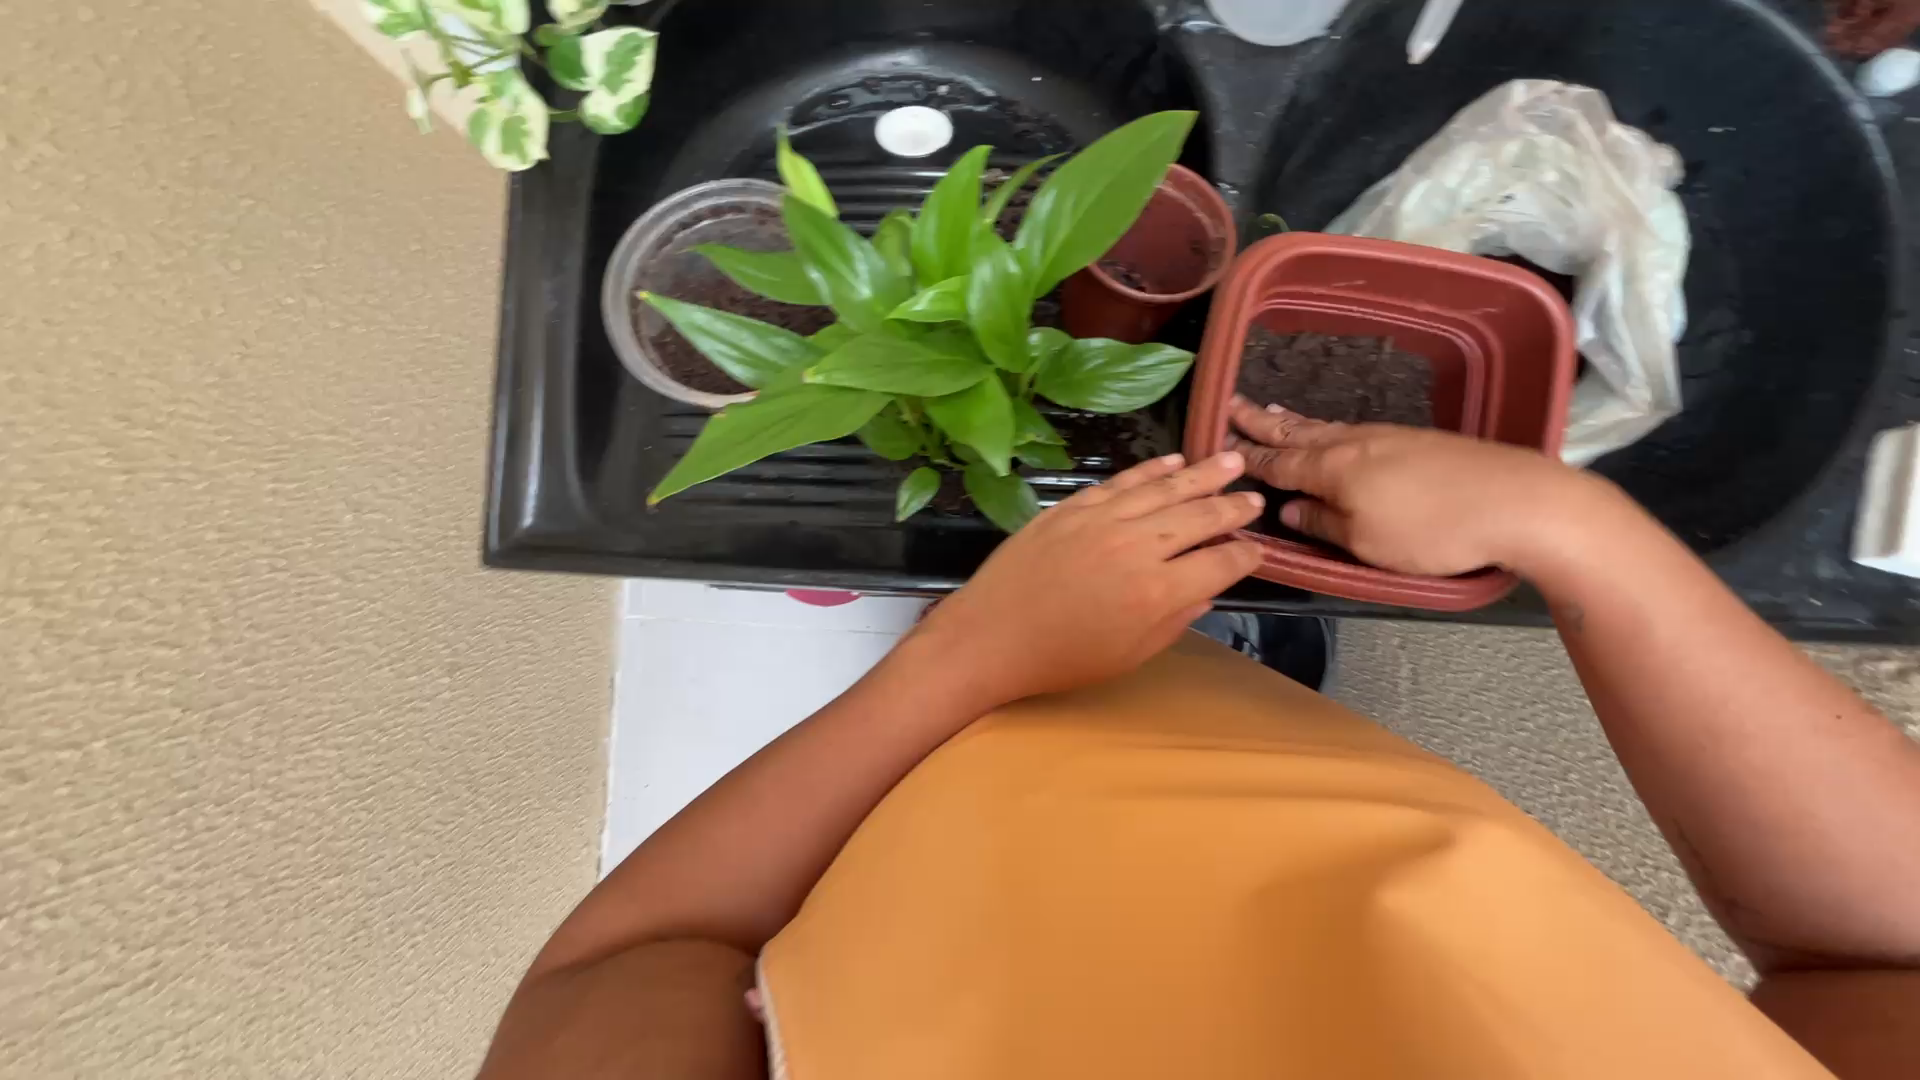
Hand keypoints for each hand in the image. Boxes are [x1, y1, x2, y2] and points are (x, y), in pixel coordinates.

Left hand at [906, 451, 1265, 709]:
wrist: (991, 636)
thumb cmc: (1061, 659)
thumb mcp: (1129, 656)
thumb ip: (1175, 621)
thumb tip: (1205, 591)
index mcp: (1157, 593)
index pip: (1220, 564)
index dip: (1245, 556)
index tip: (1256, 550)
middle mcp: (1137, 547)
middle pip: (1199, 518)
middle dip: (1233, 508)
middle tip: (1255, 499)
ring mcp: (1102, 520)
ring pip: (1164, 489)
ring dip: (1202, 474)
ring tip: (1231, 462)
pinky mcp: (1072, 507)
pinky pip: (1121, 482)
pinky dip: (1150, 470)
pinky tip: (1173, 461)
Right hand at [1224, 396, 1607, 576]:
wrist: (1523, 503)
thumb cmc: (1432, 530)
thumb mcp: (1365, 542)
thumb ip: (1322, 523)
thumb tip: (1290, 508)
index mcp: (1333, 468)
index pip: (1277, 460)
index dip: (1247, 454)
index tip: (1218, 441)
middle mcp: (1353, 443)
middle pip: (1297, 431)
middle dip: (1261, 422)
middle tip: (1233, 405)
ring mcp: (1386, 437)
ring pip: (1325, 427)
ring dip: (1293, 421)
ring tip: (1272, 412)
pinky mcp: (1415, 441)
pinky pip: (1350, 430)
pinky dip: (1325, 428)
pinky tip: (1327, 431)